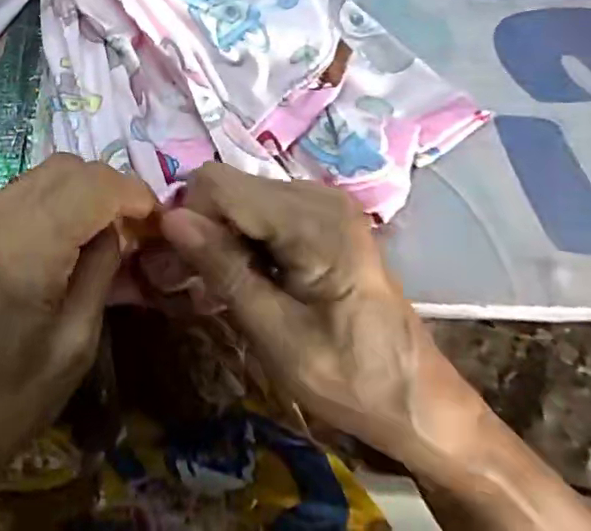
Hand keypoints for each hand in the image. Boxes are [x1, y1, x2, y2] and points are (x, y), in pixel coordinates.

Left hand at [0, 154, 156, 529]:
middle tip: (139, 227)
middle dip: (110, 187)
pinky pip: (24, 190)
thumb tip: (120, 227)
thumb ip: (101, 271)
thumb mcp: (75, 344)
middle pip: (67, 167)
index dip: (133, 193)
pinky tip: (72, 235)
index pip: (91, 186)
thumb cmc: (11, 399)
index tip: (160, 219)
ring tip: (110, 231)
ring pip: (45, 173)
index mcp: (24, 248)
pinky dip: (56, 199)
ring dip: (83, 190)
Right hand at [156, 161, 468, 465]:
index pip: (217, 185)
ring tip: (216, 282)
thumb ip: (224, 271)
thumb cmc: (353, 380)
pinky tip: (244, 273)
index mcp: (315, 222)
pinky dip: (237, 235)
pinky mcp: (317, 213)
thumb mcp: (279, 337)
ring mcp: (319, 201)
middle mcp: (317, 196)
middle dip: (198, 227)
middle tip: (191, 281)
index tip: (182, 270)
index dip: (188, 219)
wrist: (421, 404)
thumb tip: (169, 219)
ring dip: (215, 233)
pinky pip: (254, 205)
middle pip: (222, 185)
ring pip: (232, 193)